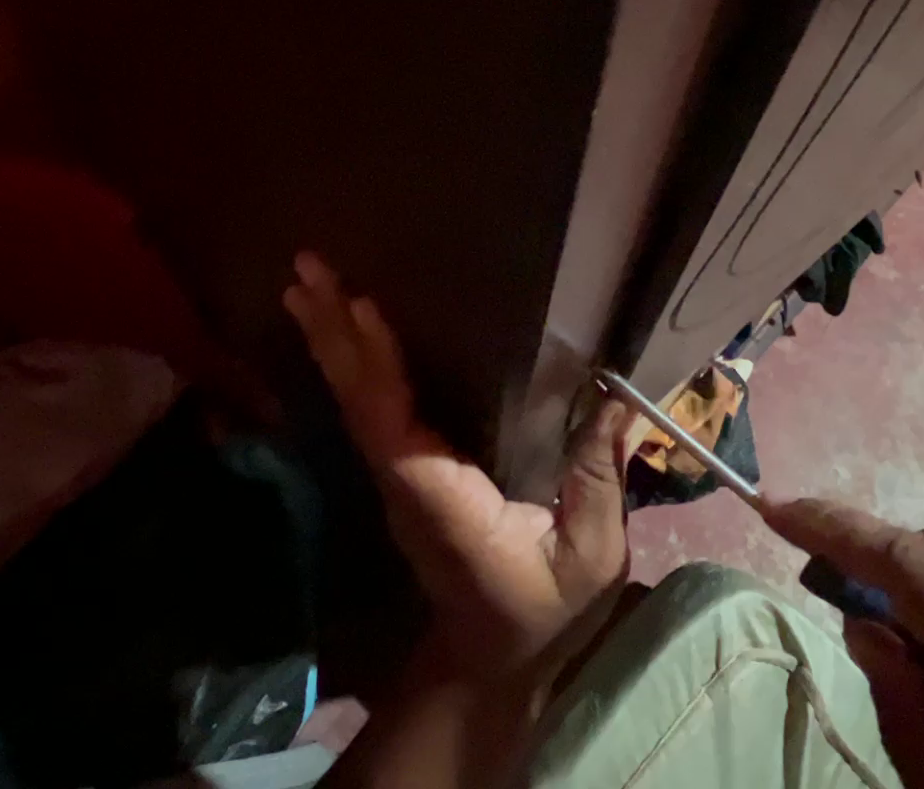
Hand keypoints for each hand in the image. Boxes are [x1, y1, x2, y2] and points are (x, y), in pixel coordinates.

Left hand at [283, 252, 630, 683]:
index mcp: (445, 503)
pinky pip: (370, 408)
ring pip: (356, 403)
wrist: (490, 655)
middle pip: (360, 404)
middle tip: (306, 269)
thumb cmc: (542, 607)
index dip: (378, 370)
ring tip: (304, 285)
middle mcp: (406, 484)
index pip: (397, 432)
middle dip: (333, 335)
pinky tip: (339, 328)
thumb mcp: (591, 556)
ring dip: (330, 341)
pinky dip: (349, 362)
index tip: (363, 308)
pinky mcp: (403, 471)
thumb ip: (598, 478)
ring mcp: (397, 478)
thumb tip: (619, 397)